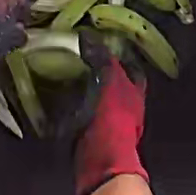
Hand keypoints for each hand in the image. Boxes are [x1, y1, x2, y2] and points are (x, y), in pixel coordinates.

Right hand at [72, 34, 147, 194]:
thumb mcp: (108, 79)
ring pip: (100, 98)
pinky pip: (84, 111)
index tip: (105, 44)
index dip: (122, 57)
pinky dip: (74, 103)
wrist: (102, 159)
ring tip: (66, 73)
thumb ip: (101, 57)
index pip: (133, 69)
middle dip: (101, 72)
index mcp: (134, 92)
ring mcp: (111, 122)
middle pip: (116, 84)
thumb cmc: (111, 116)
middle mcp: (127, 107)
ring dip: (86, 88)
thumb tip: (88, 35)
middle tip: (80, 57)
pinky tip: (61, 96)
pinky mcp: (93, 133)